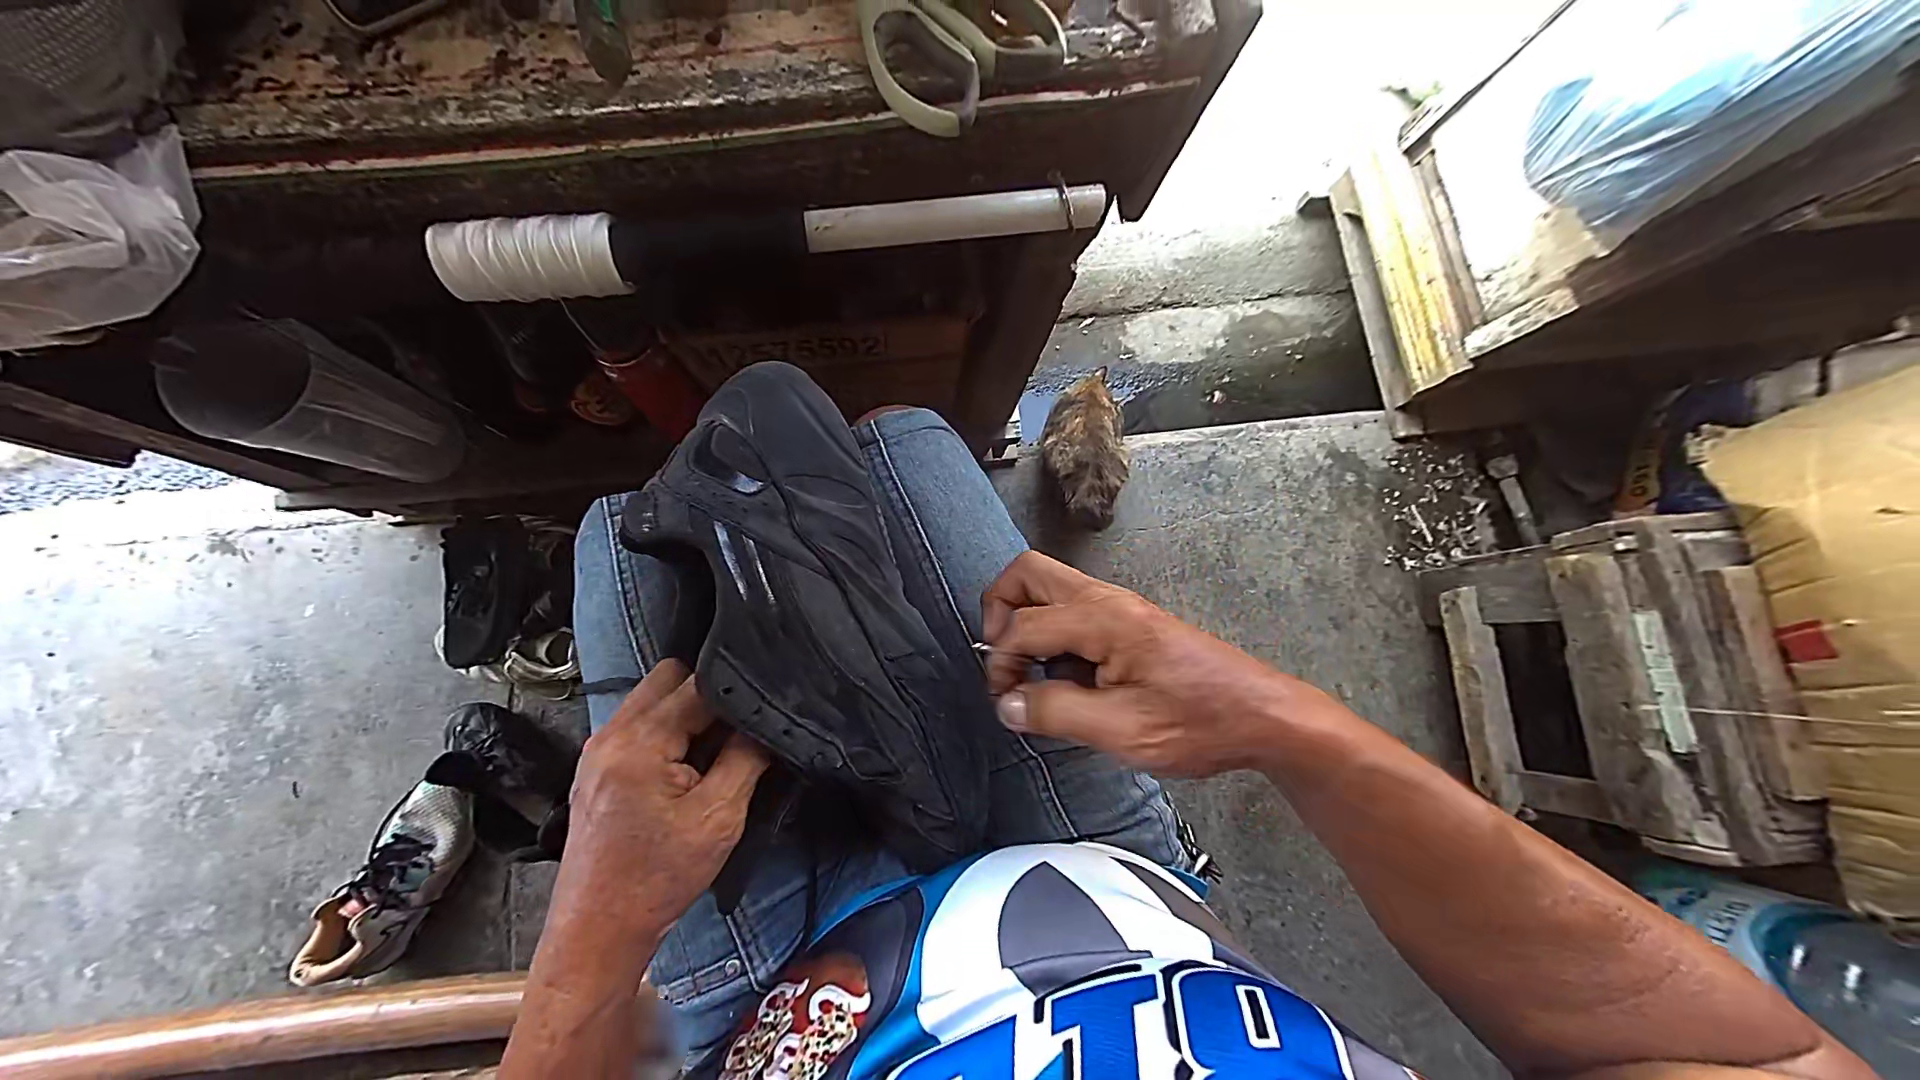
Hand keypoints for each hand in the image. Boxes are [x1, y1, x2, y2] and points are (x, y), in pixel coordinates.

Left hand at [559, 659, 768, 945]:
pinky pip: (641, 722)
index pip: (698, 685)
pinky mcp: (598, 766)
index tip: (761, 711)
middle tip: (735, 730)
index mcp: (638, 742)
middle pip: (669, 676)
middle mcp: (611, 734)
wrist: (598, 932)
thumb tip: (763, 720)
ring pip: (654, 697)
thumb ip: (746, 757)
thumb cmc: (659, 878)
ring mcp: (599, 749)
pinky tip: (688, 765)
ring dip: (687, 712)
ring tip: (714, 750)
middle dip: (708, 693)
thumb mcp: (720, 816)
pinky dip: (669, 730)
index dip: (736, 694)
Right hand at [982, 551, 1336, 776]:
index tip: (1008, 701)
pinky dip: (1050, 633)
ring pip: (1046, 586)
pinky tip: (1068, 677)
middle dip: (999, 611)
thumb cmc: (1198, 722)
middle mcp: (1106, 598)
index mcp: (1103, 618)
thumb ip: (1055, 712)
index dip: (1002, 662)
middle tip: (1006, 661)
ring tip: (1035, 674)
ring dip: (1025, 622)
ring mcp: (1117, 606)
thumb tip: (1006, 704)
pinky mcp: (1126, 622)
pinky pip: (1069, 609)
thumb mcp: (1121, 730)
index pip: (1023, 623)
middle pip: (1027, 572)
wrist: (1262, 715)